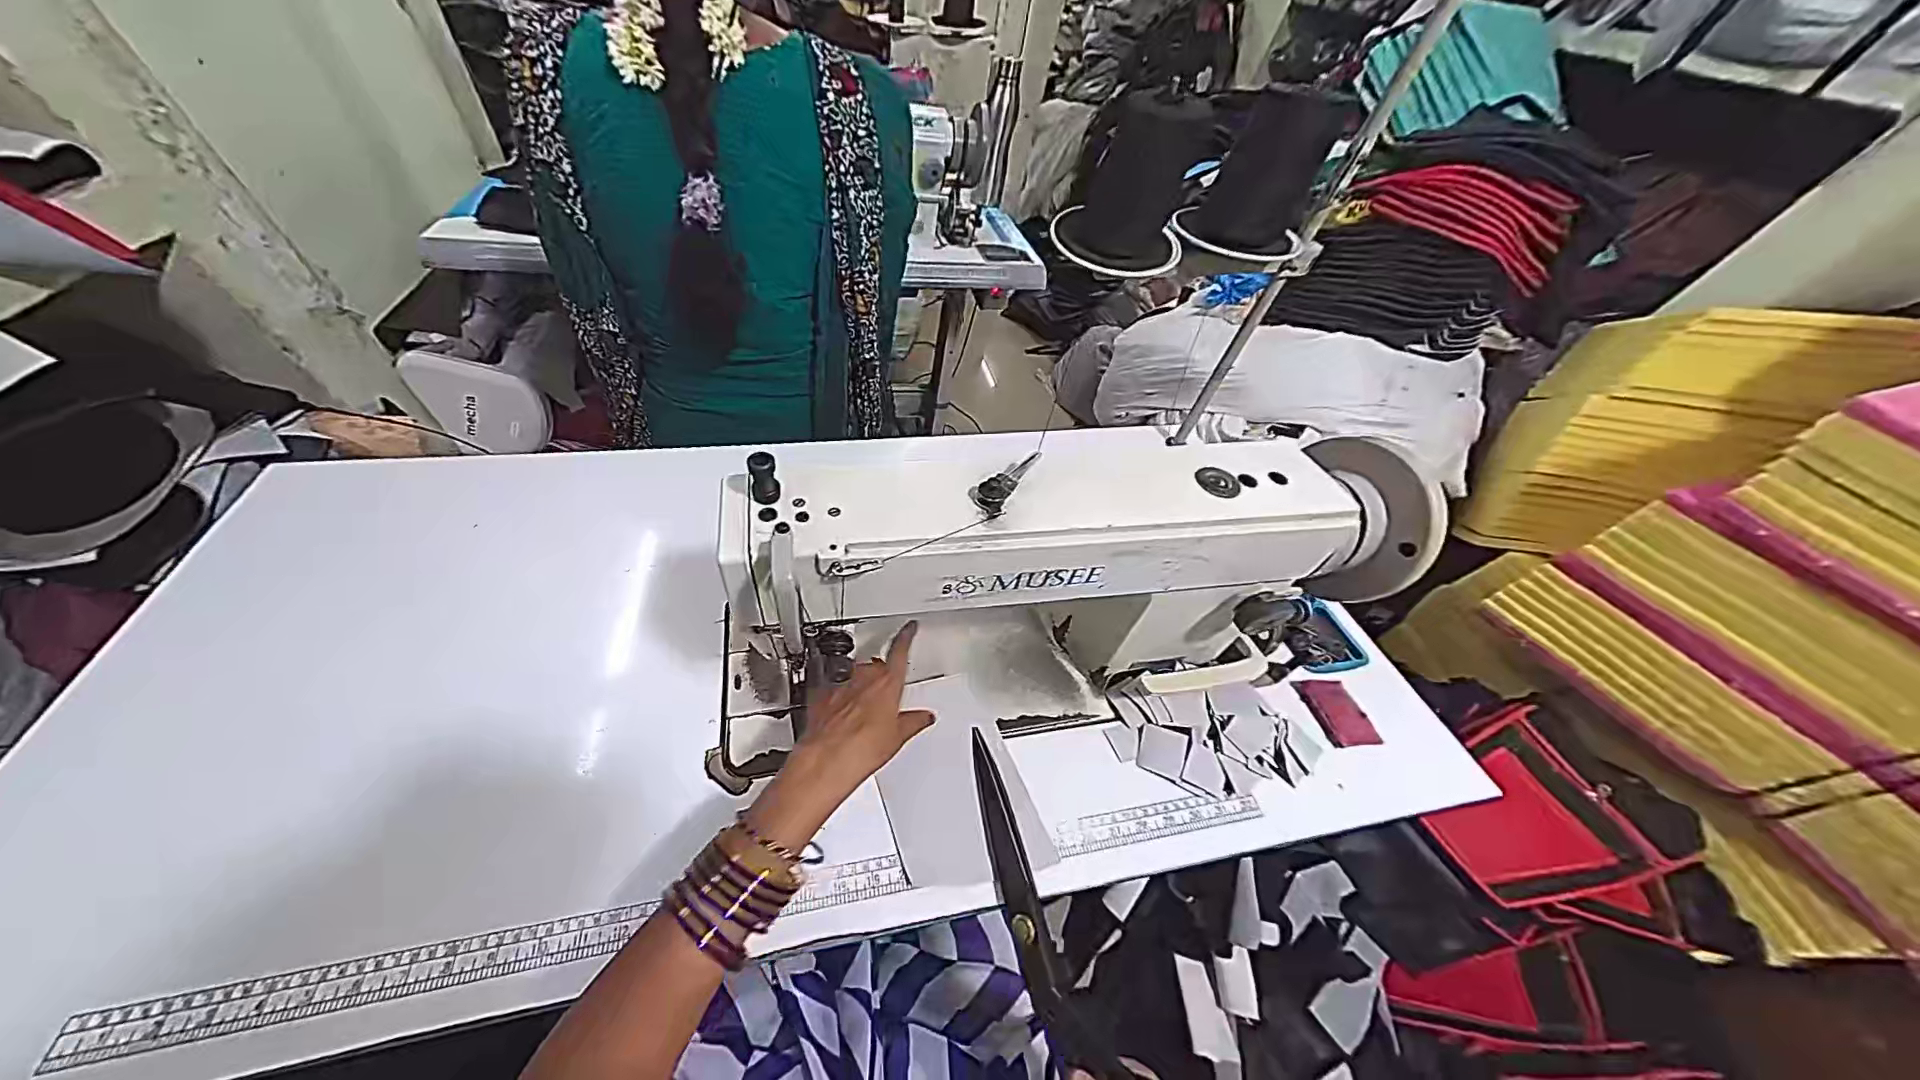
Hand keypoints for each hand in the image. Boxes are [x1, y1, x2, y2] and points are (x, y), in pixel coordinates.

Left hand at [744, 622, 934, 849]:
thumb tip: (923, 717)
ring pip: (855, 676)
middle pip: (876, 665)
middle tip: (887, 693)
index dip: (906, 636)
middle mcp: (863, 679)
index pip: (900, 650)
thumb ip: (913, 721)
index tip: (909, 628)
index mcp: (887, 683)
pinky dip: (840, 699)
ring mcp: (841, 687)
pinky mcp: (821, 698)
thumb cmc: (860, 749)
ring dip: (861, 686)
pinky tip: (842, 716)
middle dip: (882, 674)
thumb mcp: (898, 737)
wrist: (826, 761)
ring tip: (864, 710)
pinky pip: (834, 691)